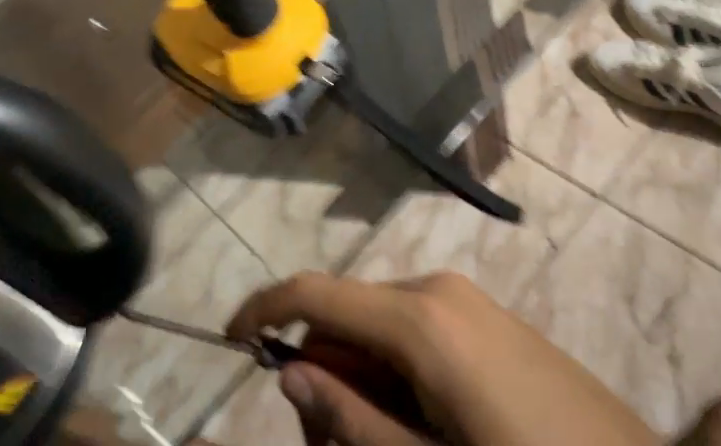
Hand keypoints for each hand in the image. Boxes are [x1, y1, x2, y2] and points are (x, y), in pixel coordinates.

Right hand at [228, 272, 658, 445]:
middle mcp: (436, 290)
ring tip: (375, 441)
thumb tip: (287, 371)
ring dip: (357, 377)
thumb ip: (352, 418)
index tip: (231, 341)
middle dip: (321, 371)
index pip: (313, 292)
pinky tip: (415, 424)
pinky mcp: (489, 319)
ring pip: (376, 325)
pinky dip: (393, 370)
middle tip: (329, 443)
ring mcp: (467, 301)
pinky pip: (415, 331)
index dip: (262, 310)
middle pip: (343, 314)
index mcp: (419, 320)